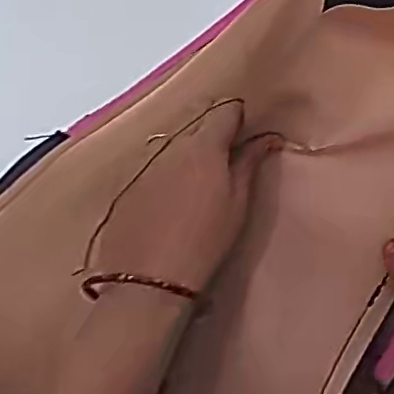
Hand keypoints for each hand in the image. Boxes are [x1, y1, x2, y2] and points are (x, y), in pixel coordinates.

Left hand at [87, 101, 279, 292]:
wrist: (147, 283)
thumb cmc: (205, 240)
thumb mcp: (238, 202)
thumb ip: (250, 162)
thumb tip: (268, 138)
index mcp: (204, 146)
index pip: (225, 110)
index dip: (239, 118)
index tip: (247, 137)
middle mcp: (172, 147)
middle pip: (198, 123)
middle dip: (214, 132)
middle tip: (228, 160)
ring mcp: (145, 166)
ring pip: (174, 144)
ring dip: (190, 152)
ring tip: (201, 182)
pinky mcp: (126, 188)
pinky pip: (154, 167)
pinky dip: (168, 173)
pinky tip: (173, 201)